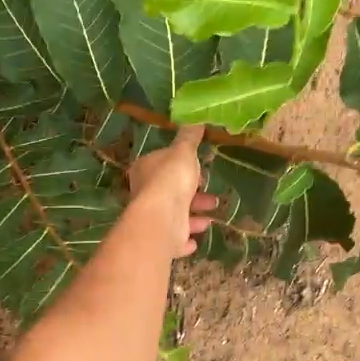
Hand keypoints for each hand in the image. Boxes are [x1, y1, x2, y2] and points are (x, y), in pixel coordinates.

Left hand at [126, 124, 218, 257]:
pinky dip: (185, 240)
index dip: (182, 167)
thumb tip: (196, 119)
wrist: (162, 219)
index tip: (199, 169)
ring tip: (211, 217)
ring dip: (194, 218)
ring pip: (176, 218)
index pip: (163, 166)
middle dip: (194, 195)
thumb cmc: (171, 179)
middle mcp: (146, 195)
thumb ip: (189, 137)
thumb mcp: (184, 151)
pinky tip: (195, 241)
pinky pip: (175, 240)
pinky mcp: (162, 241)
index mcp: (146, 171)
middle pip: (172, 193)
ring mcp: (154, 220)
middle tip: (213, 197)